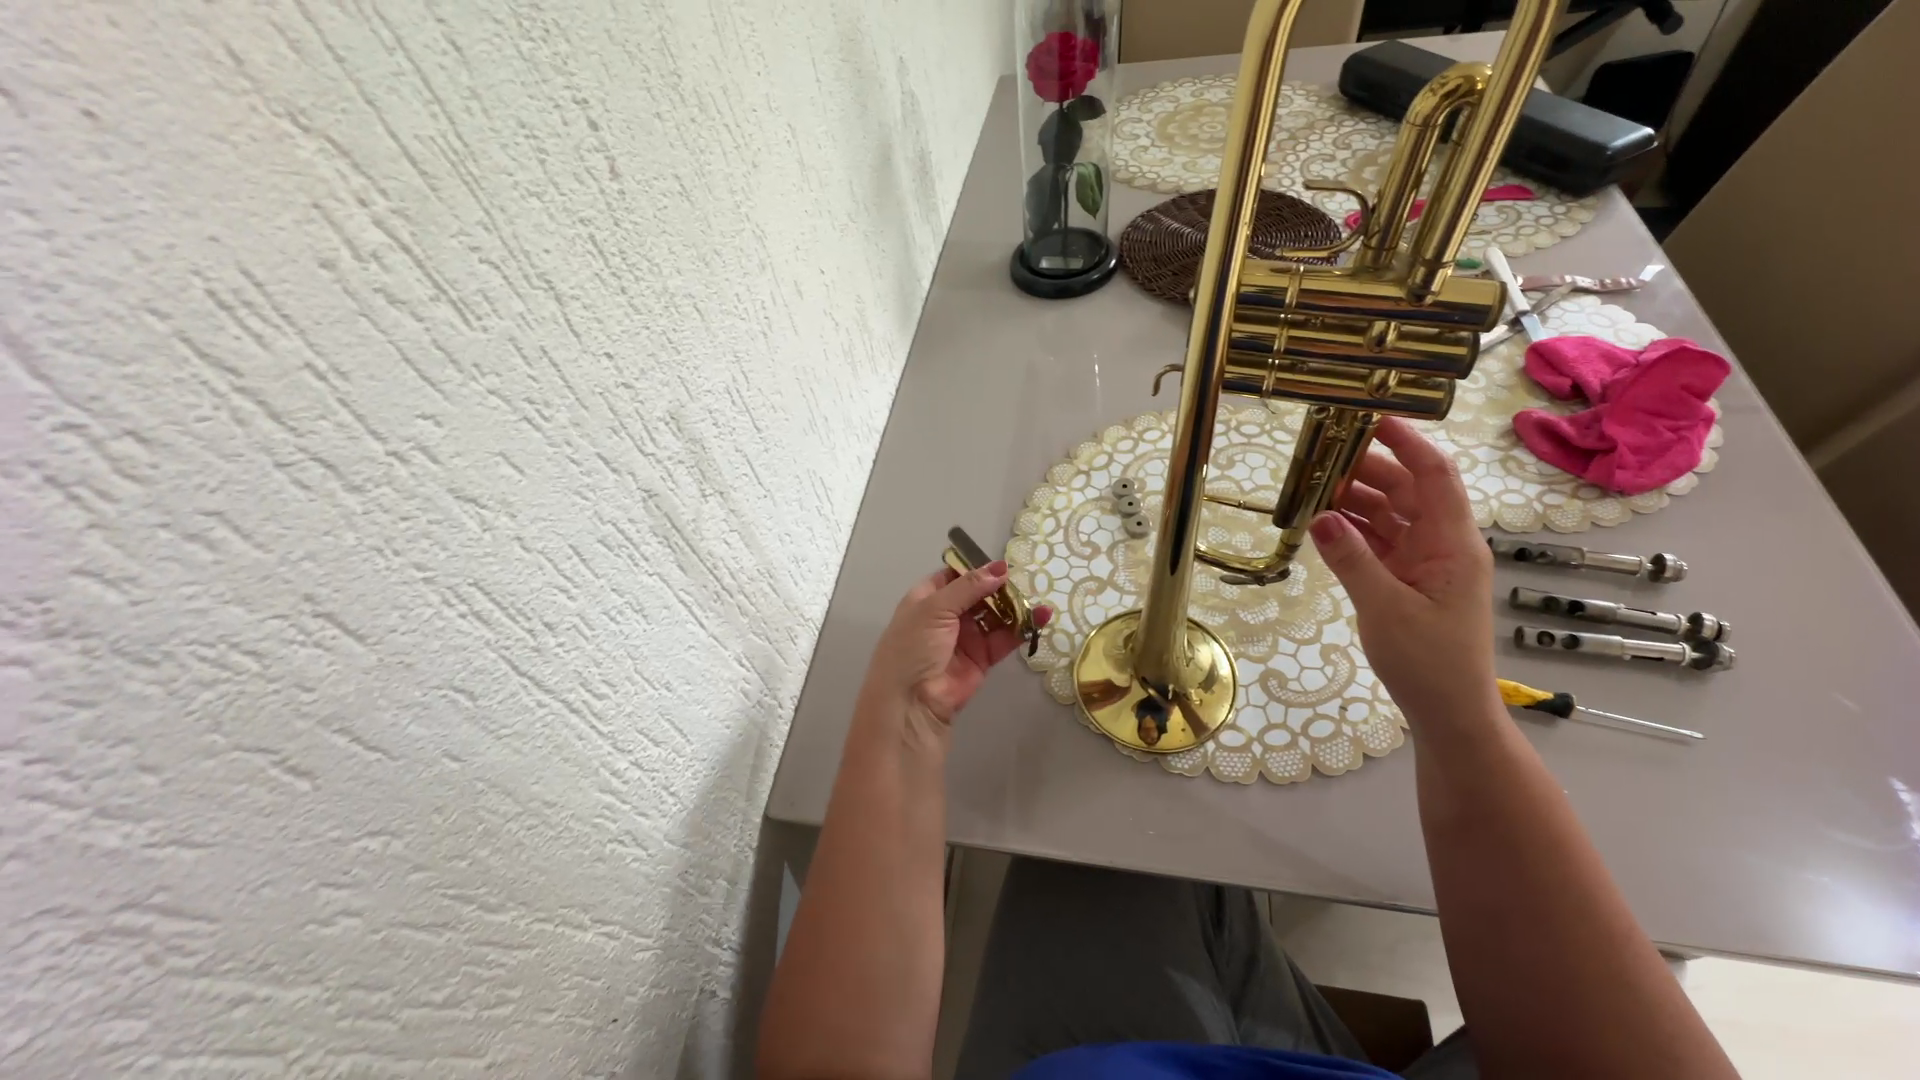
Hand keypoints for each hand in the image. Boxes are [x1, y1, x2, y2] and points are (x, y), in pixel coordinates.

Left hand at [859, 560, 1053, 736]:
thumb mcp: (935, 608)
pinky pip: (1004, 638)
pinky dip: (1022, 628)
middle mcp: (946, 615)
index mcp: (927, 599)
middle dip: (1000, 587)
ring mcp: (965, 637)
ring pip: (994, 615)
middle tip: (1026, 578)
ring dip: (1014, 606)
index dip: (976, 568)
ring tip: (1037, 596)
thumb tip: (1000, 568)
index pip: (954, 575)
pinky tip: (1040, 616)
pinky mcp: (982, 658)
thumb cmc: (914, 646)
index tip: (1002, 563)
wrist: (911, 702)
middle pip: (979, 594)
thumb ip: (969, 586)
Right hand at [1309, 417, 1499, 724]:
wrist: (1449, 712)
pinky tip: (1324, 524)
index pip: (1434, 477)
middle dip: (1369, 470)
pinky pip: (1380, 543)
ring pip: (1390, 516)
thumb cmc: (1429, 661)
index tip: (1373, 419)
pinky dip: (1354, 532)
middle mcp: (1442, 545)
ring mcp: (1425, 564)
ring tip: (1314, 487)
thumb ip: (1352, 559)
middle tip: (1322, 456)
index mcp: (1452, 543)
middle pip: (1407, 491)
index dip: (1408, 444)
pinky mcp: (1408, 582)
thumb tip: (1320, 516)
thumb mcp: (1385, 608)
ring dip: (1356, 501)